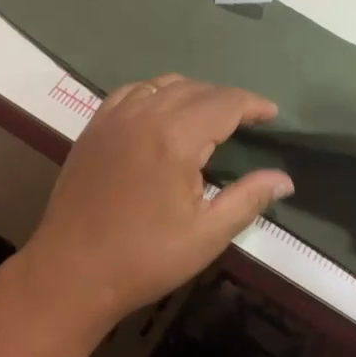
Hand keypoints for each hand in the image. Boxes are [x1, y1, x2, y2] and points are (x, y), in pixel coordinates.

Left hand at [20, 74, 293, 329]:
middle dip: (227, 99)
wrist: (71, 272)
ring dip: (193, 93)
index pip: (224, 103)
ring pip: (163, 84)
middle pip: (196, 89)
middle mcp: (144, 114)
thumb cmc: (144, 258)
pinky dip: (156, 92)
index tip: (272, 115)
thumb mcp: (206, 235)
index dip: (253, 105)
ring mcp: (114, 117)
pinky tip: (162, 111)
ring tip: (210, 115)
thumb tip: (284, 178)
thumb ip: (248, 199)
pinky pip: (132, 92)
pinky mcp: (94, 127)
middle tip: (247, 121)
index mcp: (175, 137)